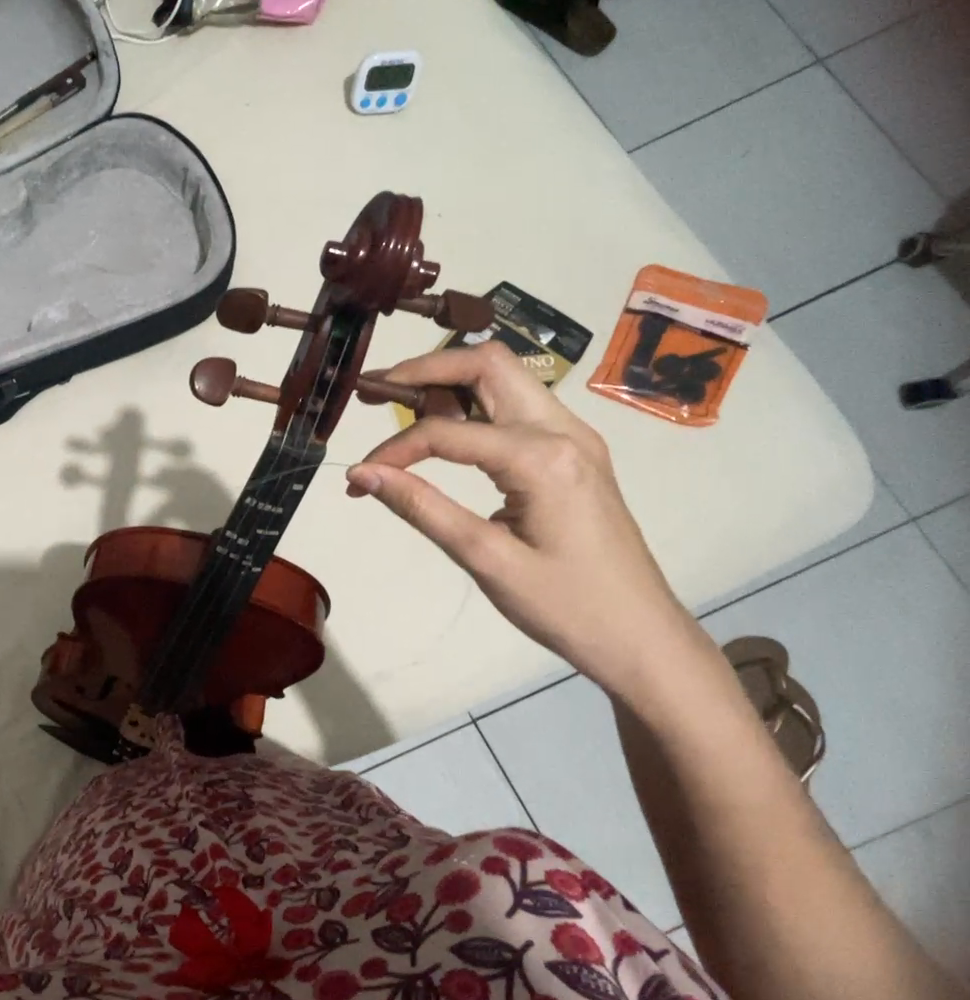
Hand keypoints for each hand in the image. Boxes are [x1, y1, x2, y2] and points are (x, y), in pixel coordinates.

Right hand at [347, 342, 705, 694]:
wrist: (640, 635)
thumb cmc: (563, 605)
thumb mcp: (484, 559)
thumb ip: (421, 507)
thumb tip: (362, 474)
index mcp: (542, 459)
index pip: (445, 432)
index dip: (393, 449)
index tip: (359, 477)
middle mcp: (563, 431)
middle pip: (487, 365)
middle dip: (423, 370)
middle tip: (372, 391)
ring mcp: (574, 437)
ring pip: (504, 378)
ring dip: (448, 382)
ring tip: (397, 406)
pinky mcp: (574, 452)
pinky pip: (517, 406)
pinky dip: (473, 405)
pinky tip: (443, 435)